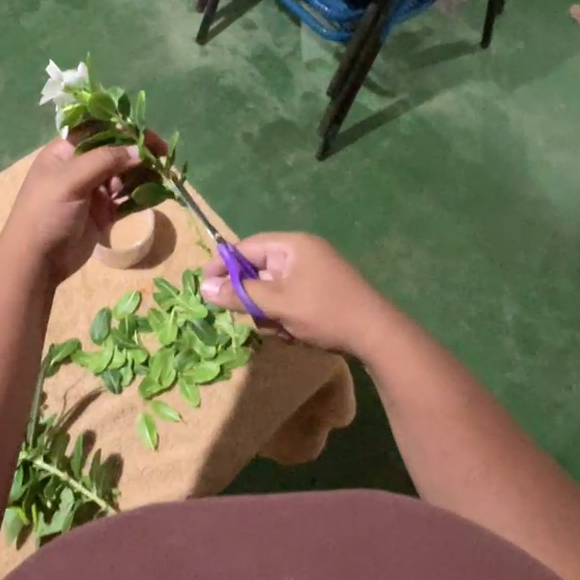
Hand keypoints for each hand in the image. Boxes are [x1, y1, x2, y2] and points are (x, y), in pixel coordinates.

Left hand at [0, 136, 151, 284]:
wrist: (38, 260)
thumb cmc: (47, 212)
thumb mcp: (71, 179)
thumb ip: (105, 160)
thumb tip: (139, 150)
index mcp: (66, 151)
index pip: (98, 129)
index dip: (124, 129)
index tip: (148, 136)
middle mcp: (80, 167)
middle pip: (116, 152)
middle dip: (139, 153)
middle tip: (164, 158)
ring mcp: (93, 191)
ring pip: (124, 175)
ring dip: (143, 174)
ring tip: (164, 177)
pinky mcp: (103, 213)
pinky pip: (127, 199)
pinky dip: (142, 196)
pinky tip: (158, 194)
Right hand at [200, 233, 395, 353]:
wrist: (376, 334)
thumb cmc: (324, 312)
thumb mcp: (277, 304)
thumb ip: (240, 294)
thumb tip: (203, 288)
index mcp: (293, 245)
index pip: (246, 247)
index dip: (223, 266)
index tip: (205, 287)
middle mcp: (302, 254)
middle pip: (258, 270)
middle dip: (252, 297)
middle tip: (250, 317)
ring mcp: (313, 274)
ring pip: (272, 290)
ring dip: (269, 312)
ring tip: (280, 329)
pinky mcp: (321, 294)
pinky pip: (289, 301)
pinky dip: (285, 317)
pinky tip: (294, 334)